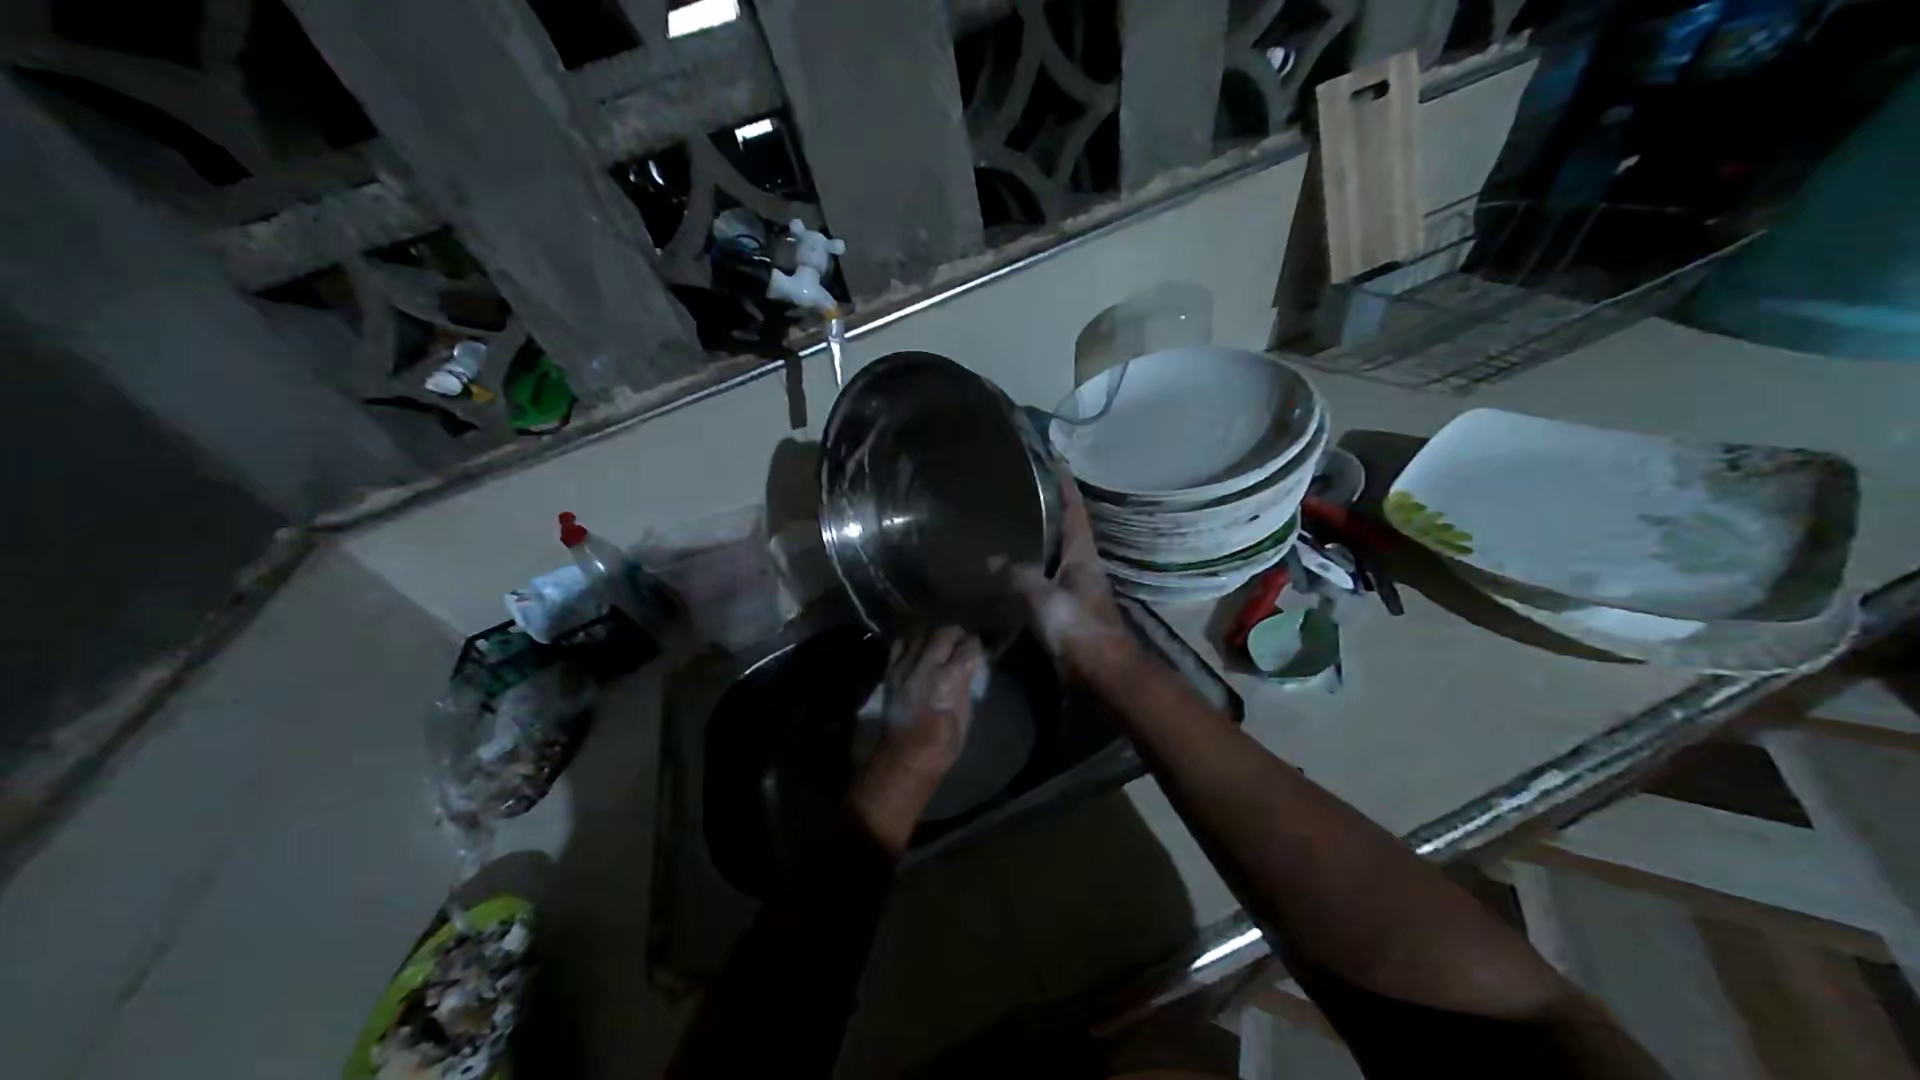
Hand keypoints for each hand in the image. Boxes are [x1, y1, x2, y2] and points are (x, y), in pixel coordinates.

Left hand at [849, 627, 983, 853]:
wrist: (905, 757)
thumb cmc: (942, 743)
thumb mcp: (965, 714)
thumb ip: (965, 683)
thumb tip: (969, 666)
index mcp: (948, 679)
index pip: (967, 648)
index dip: (975, 645)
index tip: (978, 646)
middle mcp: (925, 666)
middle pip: (943, 635)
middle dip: (955, 634)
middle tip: (961, 640)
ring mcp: (904, 667)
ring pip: (920, 635)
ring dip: (933, 637)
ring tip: (940, 646)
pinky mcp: (891, 672)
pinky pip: (900, 645)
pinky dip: (911, 644)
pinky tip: (918, 652)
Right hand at [1005, 473, 1141, 684]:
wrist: (1101, 670)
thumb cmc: (1077, 626)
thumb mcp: (1043, 596)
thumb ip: (1019, 575)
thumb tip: (993, 560)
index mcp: (1083, 555)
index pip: (1074, 512)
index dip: (1066, 487)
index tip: (1056, 463)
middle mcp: (1084, 566)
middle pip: (1069, 531)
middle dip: (1052, 511)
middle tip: (1027, 494)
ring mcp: (1078, 588)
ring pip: (1059, 555)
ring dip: (1043, 540)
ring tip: (1017, 525)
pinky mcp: (1070, 608)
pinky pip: (1050, 579)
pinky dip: (1034, 568)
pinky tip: (1016, 569)